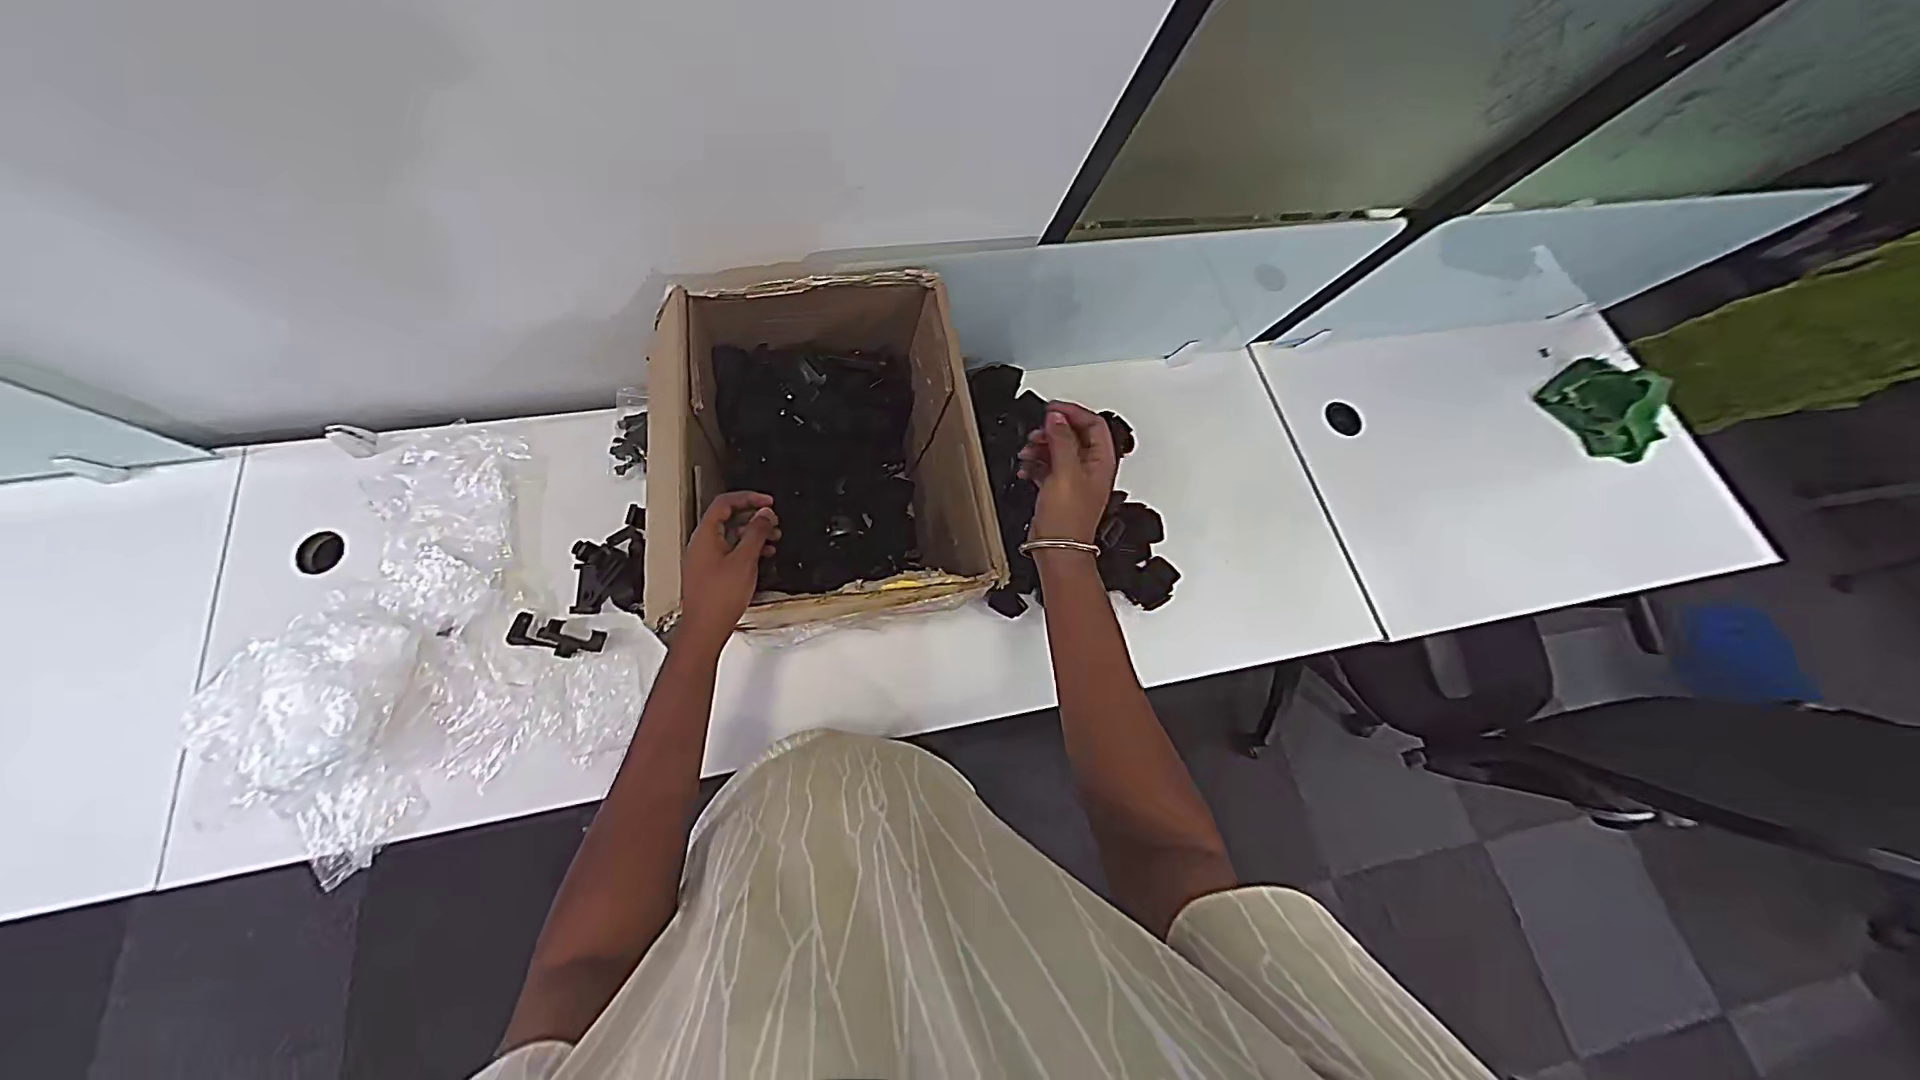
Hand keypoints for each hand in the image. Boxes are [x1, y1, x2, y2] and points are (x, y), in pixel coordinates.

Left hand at [678, 492, 779, 643]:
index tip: (767, 502)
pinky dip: (746, 548)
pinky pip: (729, 550)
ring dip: (752, 533)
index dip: (748, 498)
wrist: (705, 628)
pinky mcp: (709, 571)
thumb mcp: (745, 560)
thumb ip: (756, 533)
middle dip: (753, 516)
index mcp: (705, 536)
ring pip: (730, 535)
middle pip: (727, 518)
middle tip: (772, 520)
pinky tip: (761, 555)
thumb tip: (764, 514)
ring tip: (772, 538)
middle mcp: (701, 544)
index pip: (725, 503)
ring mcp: (704, 558)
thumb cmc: (718, 598)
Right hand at [1017, 402, 1117, 544]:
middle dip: (1053, 430)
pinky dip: (1035, 463)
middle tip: (1038, 431)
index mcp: (1101, 461)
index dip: (1074, 412)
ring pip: (1058, 450)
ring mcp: (1074, 480)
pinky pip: (1046, 467)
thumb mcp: (1065, 471)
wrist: (1057, 550)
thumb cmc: (1068, 520)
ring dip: (1041, 446)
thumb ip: (1062, 440)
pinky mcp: (1058, 490)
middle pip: (1074, 436)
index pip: (1093, 424)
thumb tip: (1057, 418)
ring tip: (1028, 450)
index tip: (1053, 409)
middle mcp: (1090, 469)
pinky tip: (1026, 468)